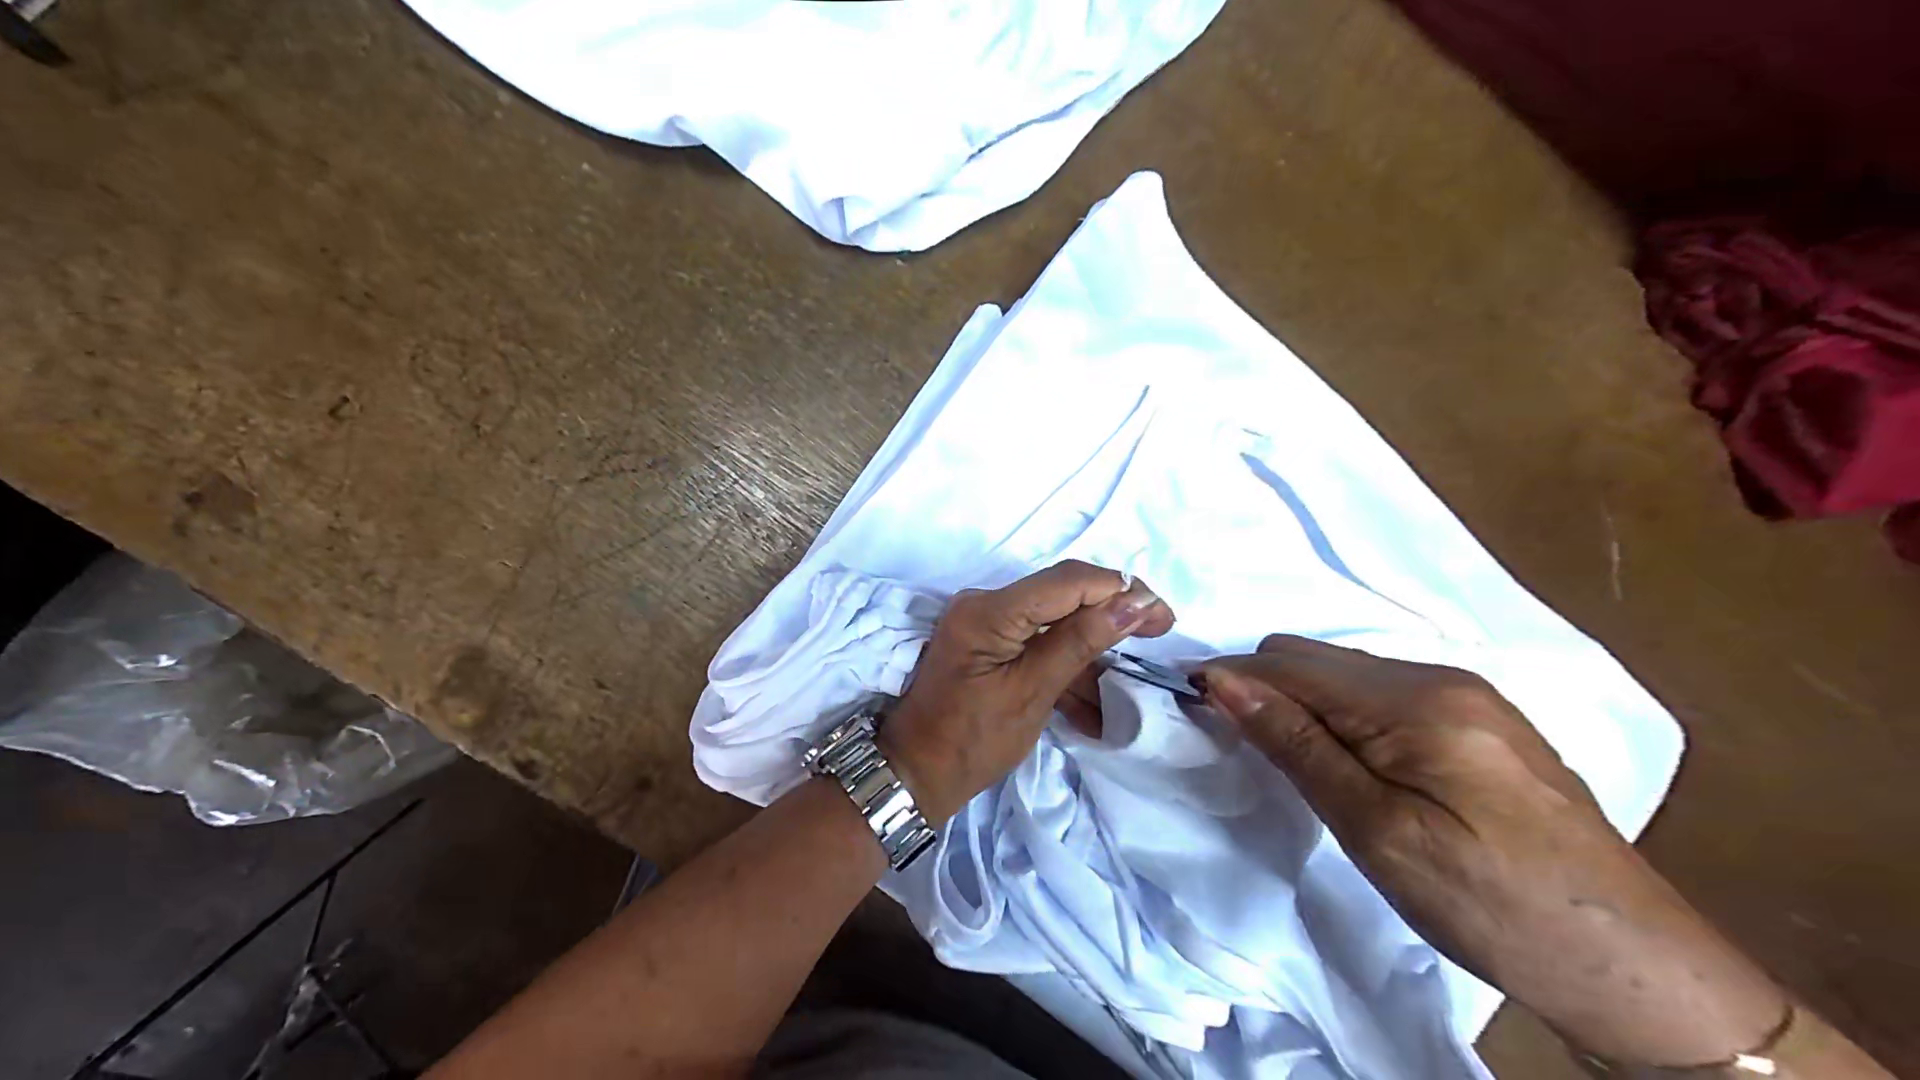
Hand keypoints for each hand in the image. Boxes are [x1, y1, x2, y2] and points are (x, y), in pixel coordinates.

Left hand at [879, 560, 1173, 826]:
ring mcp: (984, 622)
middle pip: (1063, 595)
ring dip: (1090, 651)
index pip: (1067, 581)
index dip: (1119, 589)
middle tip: (1158, 631)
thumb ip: (1081, 642)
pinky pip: (1036, 642)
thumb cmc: (972, 741)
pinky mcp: (988, 643)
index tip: (1161, 614)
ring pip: (1054, 622)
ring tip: (1123, 687)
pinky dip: (1065, 666)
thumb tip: (1134, 601)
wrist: (915, 773)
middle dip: (1111, 614)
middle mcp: (984, 603)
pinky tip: (1092, 705)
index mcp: (989, 610)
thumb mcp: (1033, 693)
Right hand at [1201, 636, 1787, 1067]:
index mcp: (1417, 700)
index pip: (1291, 664)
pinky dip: (1342, 716)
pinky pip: (1380, 694)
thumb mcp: (1377, 831)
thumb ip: (1298, 745)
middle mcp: (1441, 677)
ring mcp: (1467, 695)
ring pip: (1345, 674)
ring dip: (1303, 703)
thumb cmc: (1492, 906)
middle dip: (1265, 689)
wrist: (1638, 969)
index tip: (1191, 707)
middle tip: (1244, 748)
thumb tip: (1224, 681)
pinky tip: (1347, 761)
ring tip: (1291, 761)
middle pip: (1316, 658)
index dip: (1233, 679)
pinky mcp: (1479, 720)